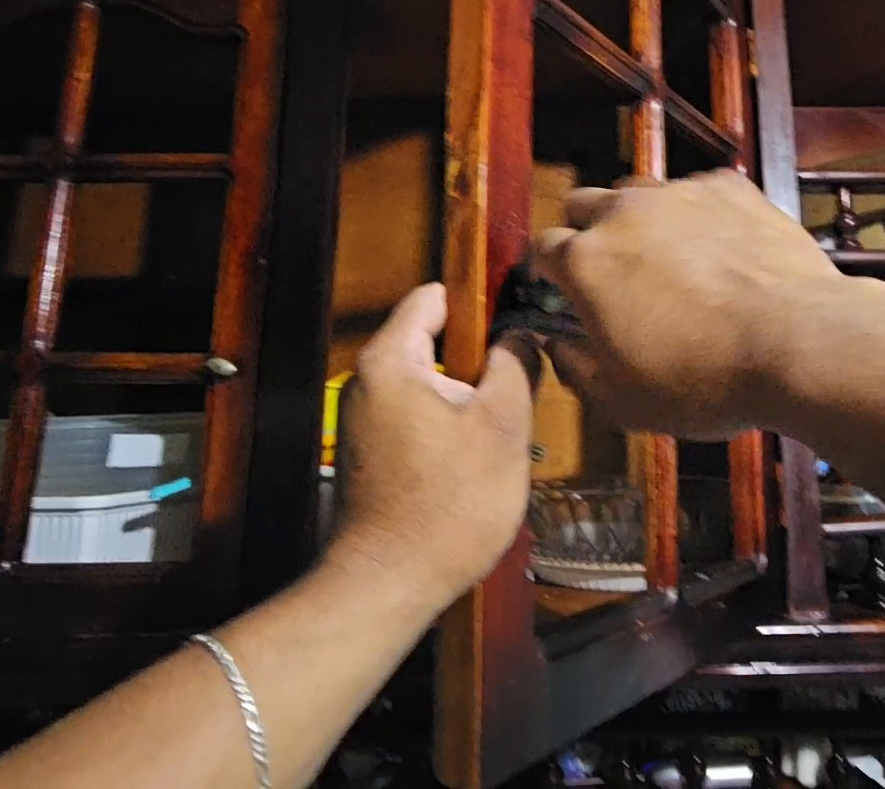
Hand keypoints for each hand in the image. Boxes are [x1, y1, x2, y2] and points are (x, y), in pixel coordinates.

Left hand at [330, 283, 541, 609]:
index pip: (436, 296)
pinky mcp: (370, 451)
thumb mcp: (502, 426)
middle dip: (480, 359)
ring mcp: (364, 418)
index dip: (482, 303)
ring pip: (432, 381)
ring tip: (501, 432)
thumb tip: (519, 334)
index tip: (518, 326)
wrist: (388, 587)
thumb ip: (516, 365)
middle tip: (518, 390)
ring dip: (469, 397)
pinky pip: (419, 414)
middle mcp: (368, 380)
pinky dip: (449, 424)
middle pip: (435, 339)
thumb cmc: (449, 502)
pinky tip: (474, 462)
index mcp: (391, 360)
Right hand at [533, 169, 847, 436]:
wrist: (799, 343)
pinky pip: (696, 191)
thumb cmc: (703, 380)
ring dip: (638, 219)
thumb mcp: (622, 401)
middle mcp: (624, 212)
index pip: (543, 248)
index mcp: (587, 261)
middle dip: (587, 233)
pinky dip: (696, 214)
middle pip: (582, 205)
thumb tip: (557, 344)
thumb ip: (575, 367)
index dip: (551, 272)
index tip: (566, 292)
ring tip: (669, 258)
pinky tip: (721, 249)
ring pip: (638, 192)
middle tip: (615, 274)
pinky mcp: (728, 188)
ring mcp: (678, 194)